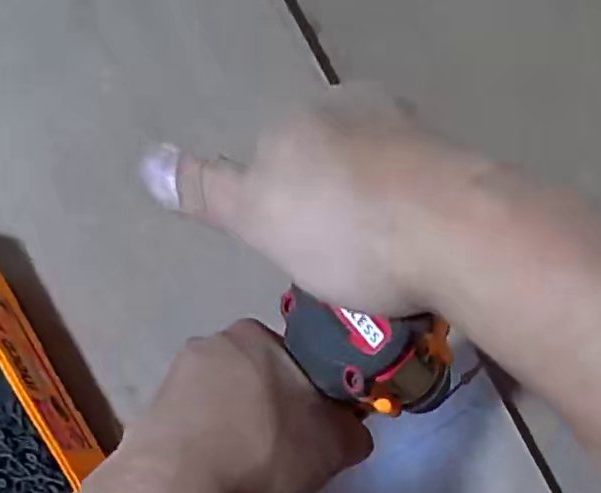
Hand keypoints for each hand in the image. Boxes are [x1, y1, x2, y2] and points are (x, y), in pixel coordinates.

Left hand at [119, 320, 372, 492]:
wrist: (181, 487)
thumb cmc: (265, 451)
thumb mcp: (334, 446)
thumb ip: (354, 431)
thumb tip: (353, 431)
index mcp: (258, 334)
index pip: (300, 360)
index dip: (314, 397)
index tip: (315, 430)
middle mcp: (213, 342)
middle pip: (260, 380)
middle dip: (273, 412)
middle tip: (284, 454)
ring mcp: (177, 375)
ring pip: (227, 403)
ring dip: (241, 430)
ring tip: (248, 472)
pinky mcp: (154, 411)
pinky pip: (198, 425)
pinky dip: (212, 445)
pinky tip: (219, 476)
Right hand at [140, 85, 470, 314]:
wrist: (447, 232)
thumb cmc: (342, 231)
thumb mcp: (260, 216)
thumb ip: (209, 190)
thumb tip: (146, 162)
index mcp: (301, 119)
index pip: (273, 155)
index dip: (280, 211)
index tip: (296, 252)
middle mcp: (358, 110)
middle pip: (329, 166)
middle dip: (329, 212)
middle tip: (338, 268)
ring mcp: (410, 135)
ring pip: (376, 180)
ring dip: (372, 221)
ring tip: (378, 274)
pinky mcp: (454, 169)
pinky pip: (417, 199)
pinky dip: (410, 227)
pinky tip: (414, 261)